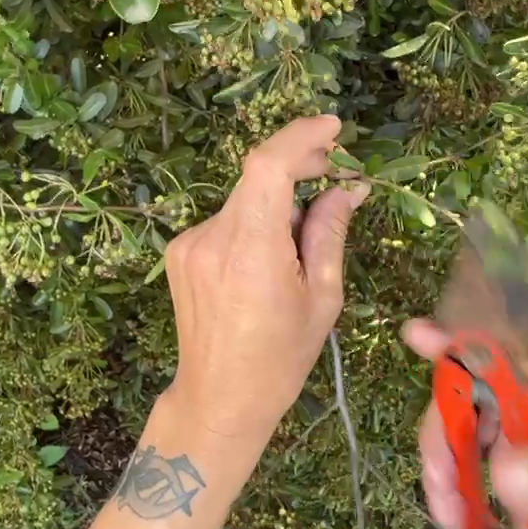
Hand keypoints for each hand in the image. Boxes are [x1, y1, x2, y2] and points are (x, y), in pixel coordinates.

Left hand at [164, 115, 366, 440]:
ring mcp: (189, 244)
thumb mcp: (322, 298)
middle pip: (256, 178)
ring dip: (276, 202)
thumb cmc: (280, 358)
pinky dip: (254, 223)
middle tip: (334, 173)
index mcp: (251, 251)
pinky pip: (226, 220)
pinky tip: (268, 259)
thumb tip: (347, 188)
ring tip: (301, 239)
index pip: (266, 166)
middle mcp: (212, 238)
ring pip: (244, 200)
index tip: (332, 129)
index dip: (299, 137)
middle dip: (298, 166)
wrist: (218, 399)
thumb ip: (329, 233)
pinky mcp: (180, 252)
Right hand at [402, 319, 527, 528]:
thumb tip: (502, 459)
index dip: (461, 352)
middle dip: (445, 437)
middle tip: (439, 489)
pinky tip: (459, 518)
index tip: (415, 335)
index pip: (508, 368)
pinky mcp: (513, 464)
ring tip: (450, 518)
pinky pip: (464, 454)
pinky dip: (451, 483)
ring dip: (445, 466)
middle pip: (473, 396)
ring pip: (461, 426)